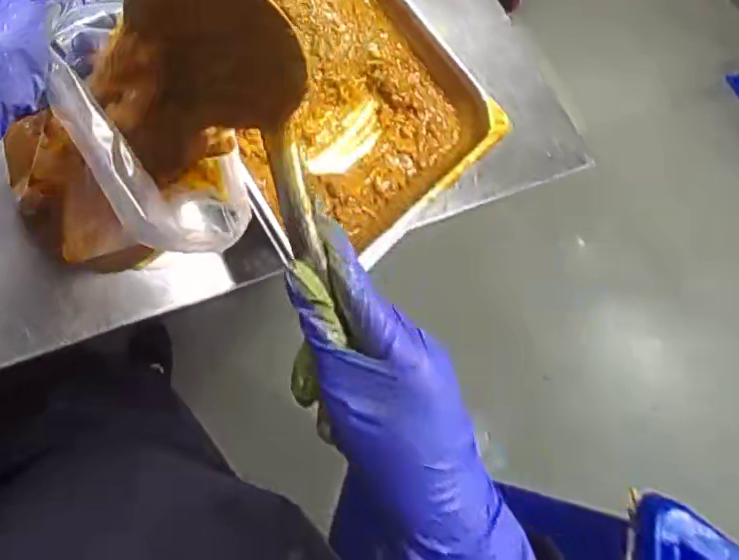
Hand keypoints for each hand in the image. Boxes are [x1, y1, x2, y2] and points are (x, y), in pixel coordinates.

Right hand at [288, 219, 530, 559]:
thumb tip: (300, 280)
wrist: (438, 516)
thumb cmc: (394, 446)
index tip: (317, 223)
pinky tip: (346, 424)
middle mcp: (409, 343)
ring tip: (331, 413)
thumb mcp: (344, 385)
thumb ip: (320, 329)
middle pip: (350, 318)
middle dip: (322, 343)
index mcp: (398, 335)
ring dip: (332, 376)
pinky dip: (348, 392)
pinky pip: (367, 373)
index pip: (356, 280)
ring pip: (354, 349)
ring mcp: (413, 369)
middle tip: (311, 382)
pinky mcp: (409, 394)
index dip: (333, 253)